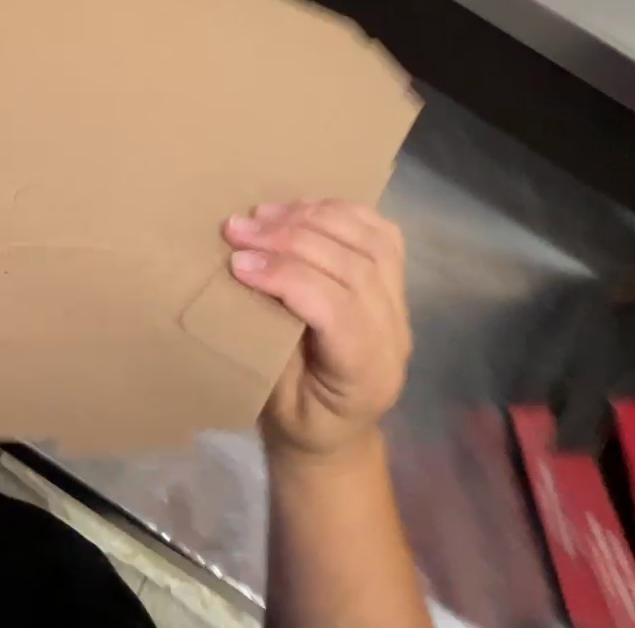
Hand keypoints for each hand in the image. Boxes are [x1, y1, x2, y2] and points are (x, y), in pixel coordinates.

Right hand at [223, 200, 410, 461]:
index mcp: (366, 373)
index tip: (235, 262)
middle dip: (289, 239)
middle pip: (353, 266)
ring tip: (260, 214)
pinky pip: (379, 232)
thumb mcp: (271, 398)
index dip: (285, 277)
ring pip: (370, 241)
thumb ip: (264, 343)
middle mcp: (394, 334)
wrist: (338, 427)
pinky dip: (338, 210)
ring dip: (310, 217)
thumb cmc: (298, 417)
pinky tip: (298, 208)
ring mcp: (400, 304)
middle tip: (234, 229)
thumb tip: (236, 285)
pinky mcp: (394, 282)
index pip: (337, 309)